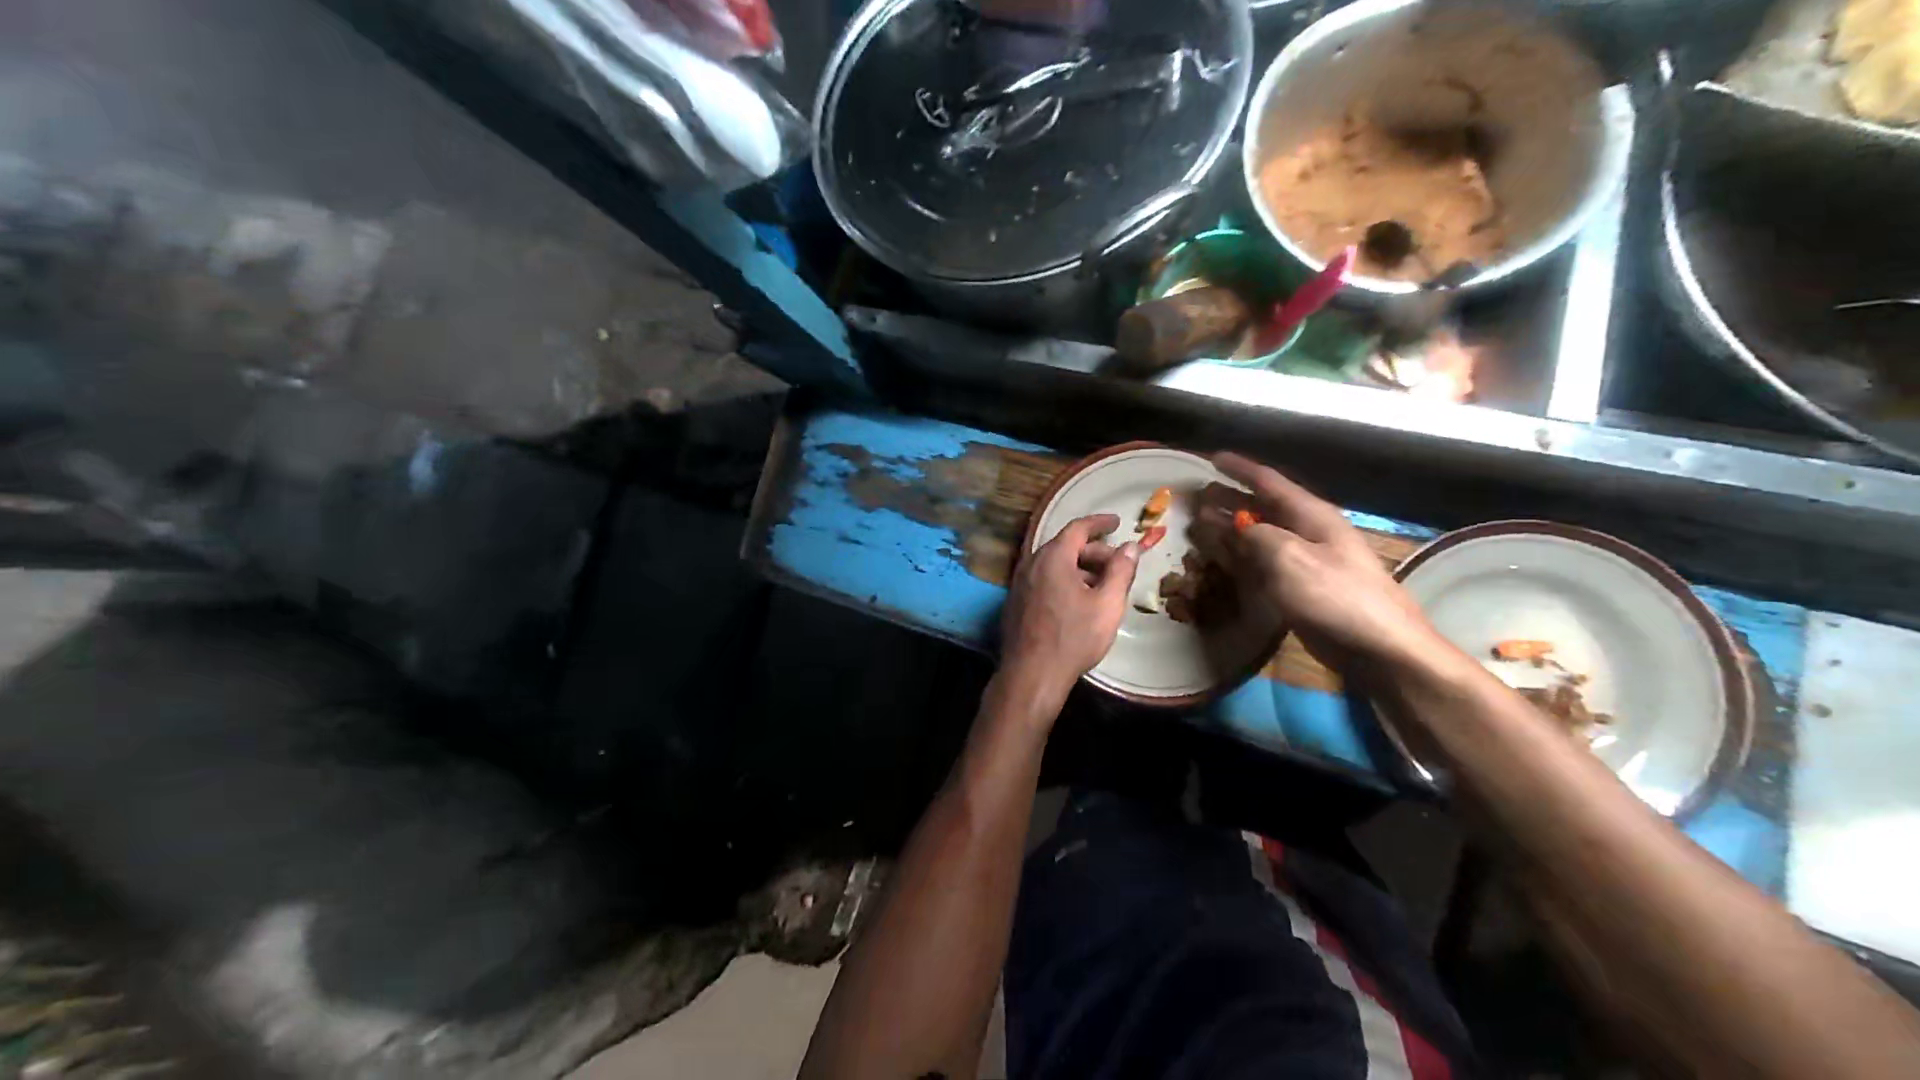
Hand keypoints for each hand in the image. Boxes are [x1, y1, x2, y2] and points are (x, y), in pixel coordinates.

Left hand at [1000, 514, 1140, 697]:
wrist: (1032, 674)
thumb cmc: (1073, 637)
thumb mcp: (1107, 604)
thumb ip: (1121, 571)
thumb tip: (1131, 547)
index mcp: (1053, 557)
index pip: (1077, 528)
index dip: (1099, 523)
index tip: (1117, 522)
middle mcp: (1031, 563)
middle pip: (1065, 546)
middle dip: (1094, 551)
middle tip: (1118, 565)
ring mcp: (1020, 583)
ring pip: (1054, 565)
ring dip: (1079, 568)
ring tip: (1102, 586)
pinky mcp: (1016, 602)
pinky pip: (1043, 580)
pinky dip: (1063, 580)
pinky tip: (1078, 601)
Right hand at [1190, 453, 1442, 672]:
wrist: (1378, 647)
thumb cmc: (1335, 595)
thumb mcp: (1289, 557)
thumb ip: (1255, 536)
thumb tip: (1235, 528)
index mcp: (1310, 514)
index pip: (1268, 481)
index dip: (1239, 468)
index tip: (1211, 458)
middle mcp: (1306, 531)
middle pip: (1261, 507)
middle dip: (1229, 499)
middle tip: (1196, 496)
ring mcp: (1304, 561)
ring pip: (1258, 537)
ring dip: (1229, 529)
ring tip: (1198, 525)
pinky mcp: (1299, 588)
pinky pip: (1261, 564)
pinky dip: (1239, 558)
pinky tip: (1220, 559)